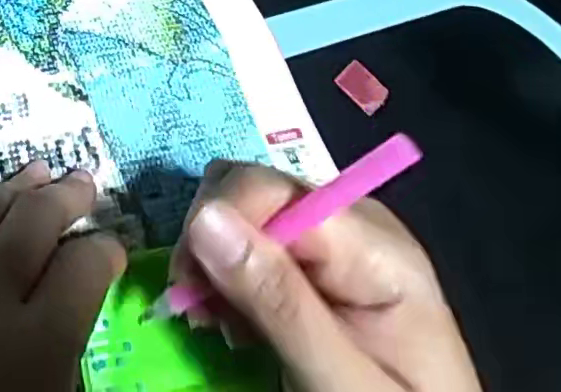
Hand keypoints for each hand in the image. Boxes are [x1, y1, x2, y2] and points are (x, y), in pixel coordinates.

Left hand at [0, 161, 127, 391]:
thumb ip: (67, 345)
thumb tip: (82, 286)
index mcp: (33, 349)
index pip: (83, 269)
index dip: (106, 252)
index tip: (110, 250)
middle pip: (33, 220)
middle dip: (67, 195)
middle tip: (84, 181)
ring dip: (17, 186)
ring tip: (39, 171)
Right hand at [169, 160, 481, 391]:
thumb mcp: (343, 384)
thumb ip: (279, 302)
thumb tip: (204, 217)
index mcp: (373, 242)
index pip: (274, 189)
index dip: (219, 221)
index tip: (187, 289)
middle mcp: (351, 219)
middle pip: (255, 187)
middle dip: (211, 237)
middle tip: (197, 311)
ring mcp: (334, 236)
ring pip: (245, 206)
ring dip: (214, 256)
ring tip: (216, 321)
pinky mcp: (317, 258)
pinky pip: (254, 235)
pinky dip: (228, 271)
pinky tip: (234, 318)